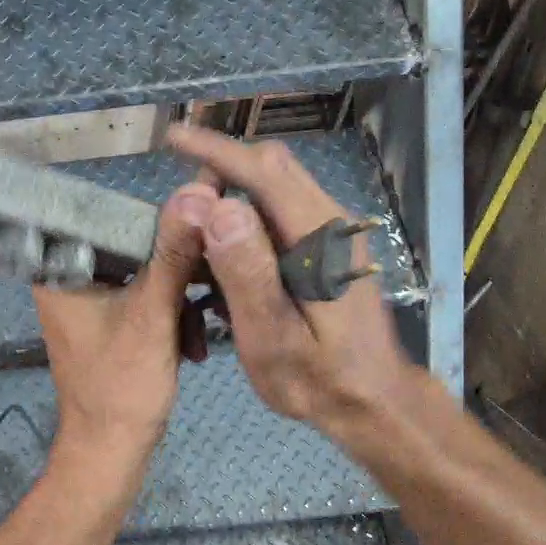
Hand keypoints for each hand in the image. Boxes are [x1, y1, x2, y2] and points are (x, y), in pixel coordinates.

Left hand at [33, 183, 214, 471]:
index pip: (102, 215)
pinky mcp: (109, 322)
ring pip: (143, 272)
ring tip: (198, 329)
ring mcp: (89, 302)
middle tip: (209, 276)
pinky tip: (192, 345)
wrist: (112, 452)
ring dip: (178, 298)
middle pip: (128, 244)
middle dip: (174, 266)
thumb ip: (173, 254)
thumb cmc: (122, 385)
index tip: (197, 208)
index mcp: (58, 271)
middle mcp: (67, 279)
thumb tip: (196, 192)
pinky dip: (170, 317)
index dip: (150, 213)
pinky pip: (144, 298)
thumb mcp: (153, 315)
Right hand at [165, 126, 419, 440]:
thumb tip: (217, 207)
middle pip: (272, 168)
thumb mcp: (272, 335)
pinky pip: (280, 210)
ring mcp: (331, 234)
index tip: (173, 139)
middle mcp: (331, 223)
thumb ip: (247, 272)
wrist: (372, 405)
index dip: (216, 151)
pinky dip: (244, 215)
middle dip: (221, 169)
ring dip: (232, 192)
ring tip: (193, 229)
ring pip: (276, 186)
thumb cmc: (318, 379)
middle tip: (179, 205)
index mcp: (320, 238)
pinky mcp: (325, 248)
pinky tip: (222, 251)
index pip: (264, 173)